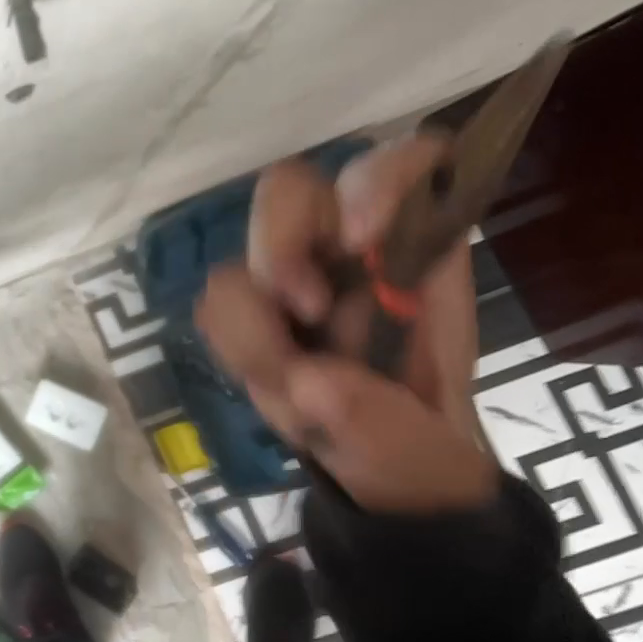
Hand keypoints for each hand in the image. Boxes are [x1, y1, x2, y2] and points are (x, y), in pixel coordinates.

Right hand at [194, 136, 497, 512]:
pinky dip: (231, 342)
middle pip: (291, 190)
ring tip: (284, 379)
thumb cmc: (421, 448)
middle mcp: (346, 246)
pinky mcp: (247, 307)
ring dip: (252, 320)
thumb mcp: (428, 453)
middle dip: (280, 245)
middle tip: (304, 312)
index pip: (401, 167)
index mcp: (416, 252)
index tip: (360, 240)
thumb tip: (307, 382)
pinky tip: (265, 378)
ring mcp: (290, 274)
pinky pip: (213, 302)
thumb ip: (384, 424)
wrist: (382, 474)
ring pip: (241, 252)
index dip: (373, 181)